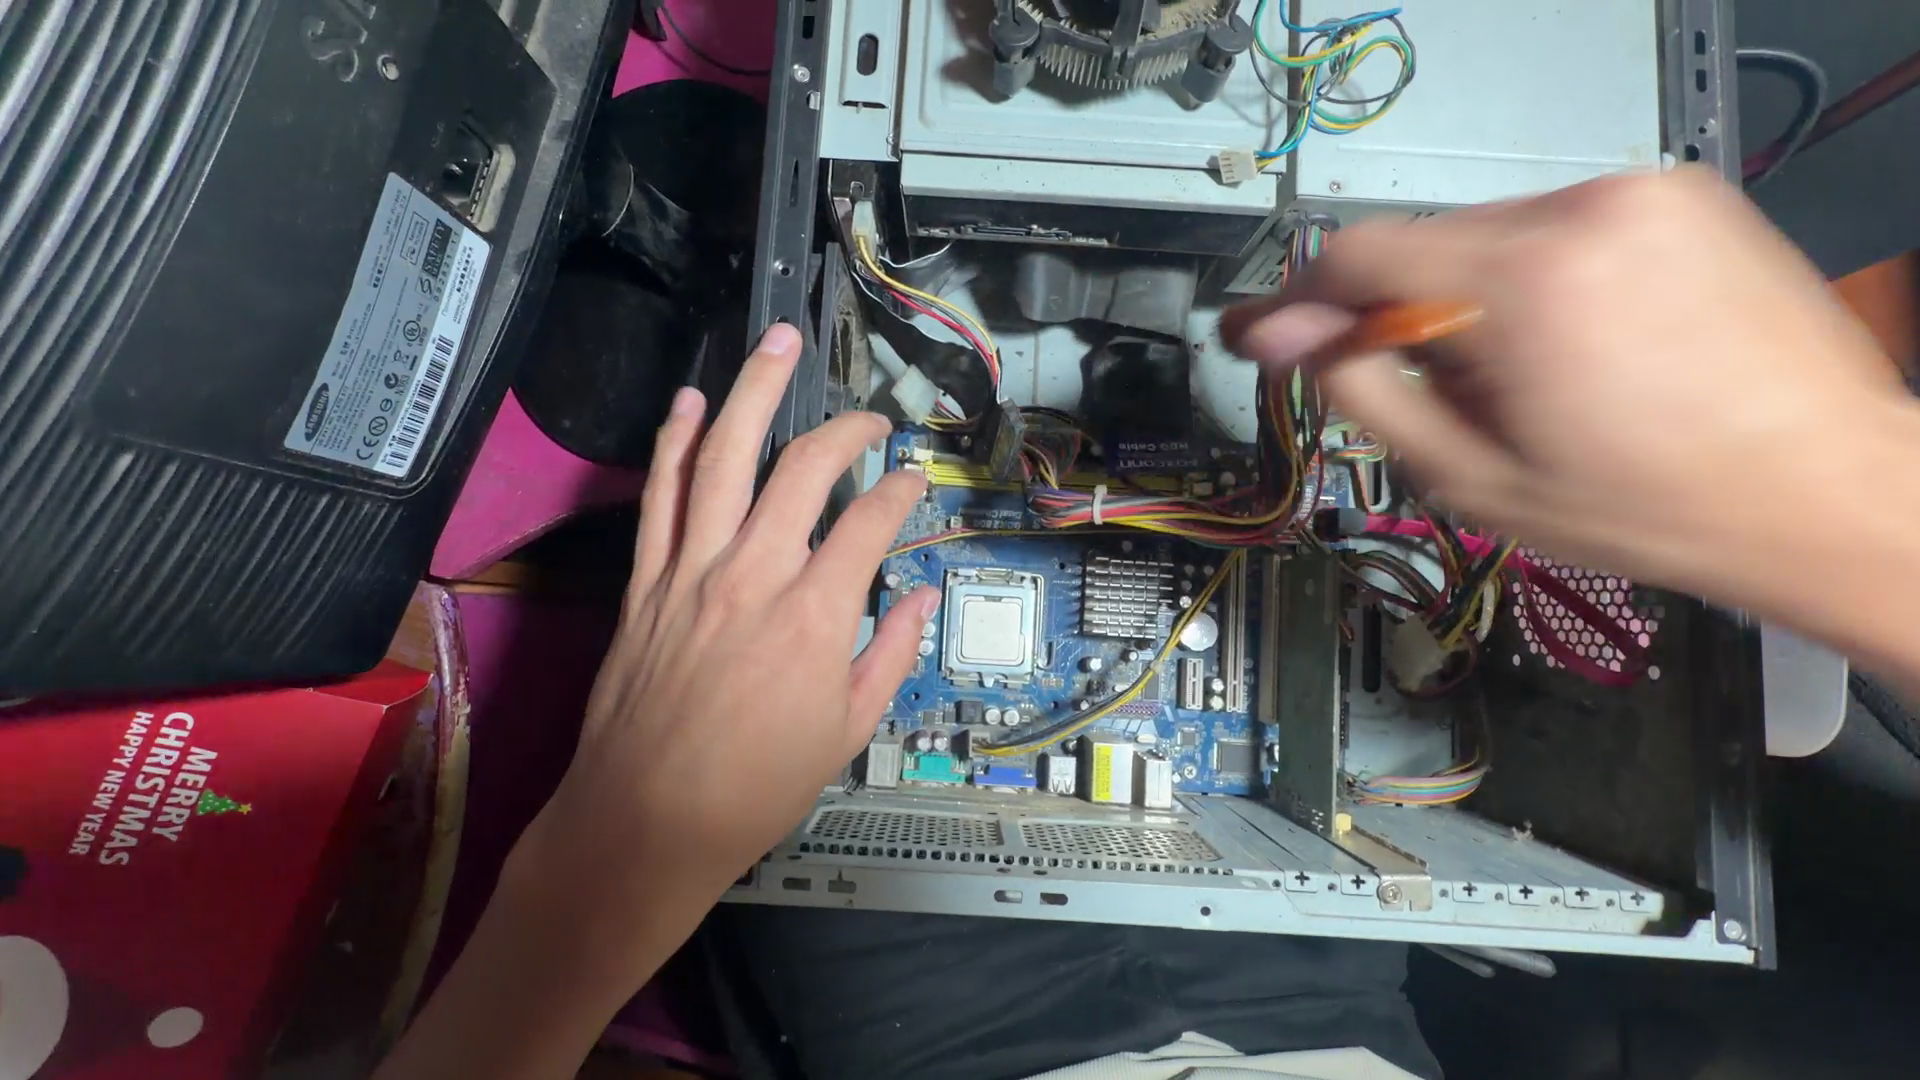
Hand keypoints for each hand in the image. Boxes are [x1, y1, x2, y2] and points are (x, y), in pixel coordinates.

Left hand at [511, 323, 933, 945]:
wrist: (648, 820)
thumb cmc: (760, 785)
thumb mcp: (850, 729)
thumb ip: (892, 652)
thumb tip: (925, 595)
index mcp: (815, 615)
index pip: (869, 523)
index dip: (899, 492)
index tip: (912, 481)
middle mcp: (754, 574)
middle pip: (803, 469)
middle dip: (845, 429)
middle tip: (871, 417)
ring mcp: (691, 569)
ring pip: (722, 457)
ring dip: (752, 393)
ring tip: (776, 344)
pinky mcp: (645, 580)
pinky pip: (659, 496)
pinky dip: (672, 442)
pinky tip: (687, 402)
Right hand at [1222, 167, 1901, 602]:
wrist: (1828, 493)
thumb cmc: (1647, 504)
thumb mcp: (1463, 469)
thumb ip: (1360, 388)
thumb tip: (1284, 338)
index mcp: (1526, 279)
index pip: (1355, 253)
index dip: (1297, 300)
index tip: (1267, 334)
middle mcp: (1585, 211)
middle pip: (1412, 244)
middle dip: (1381, 313)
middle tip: (1395, 383)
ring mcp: (1639, 196)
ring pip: (1472, 237)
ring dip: (1447, 301)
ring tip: (1491, 378)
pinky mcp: (1671, 201)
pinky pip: (1538, 230)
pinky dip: (1509, 282)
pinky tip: (1541, 348)